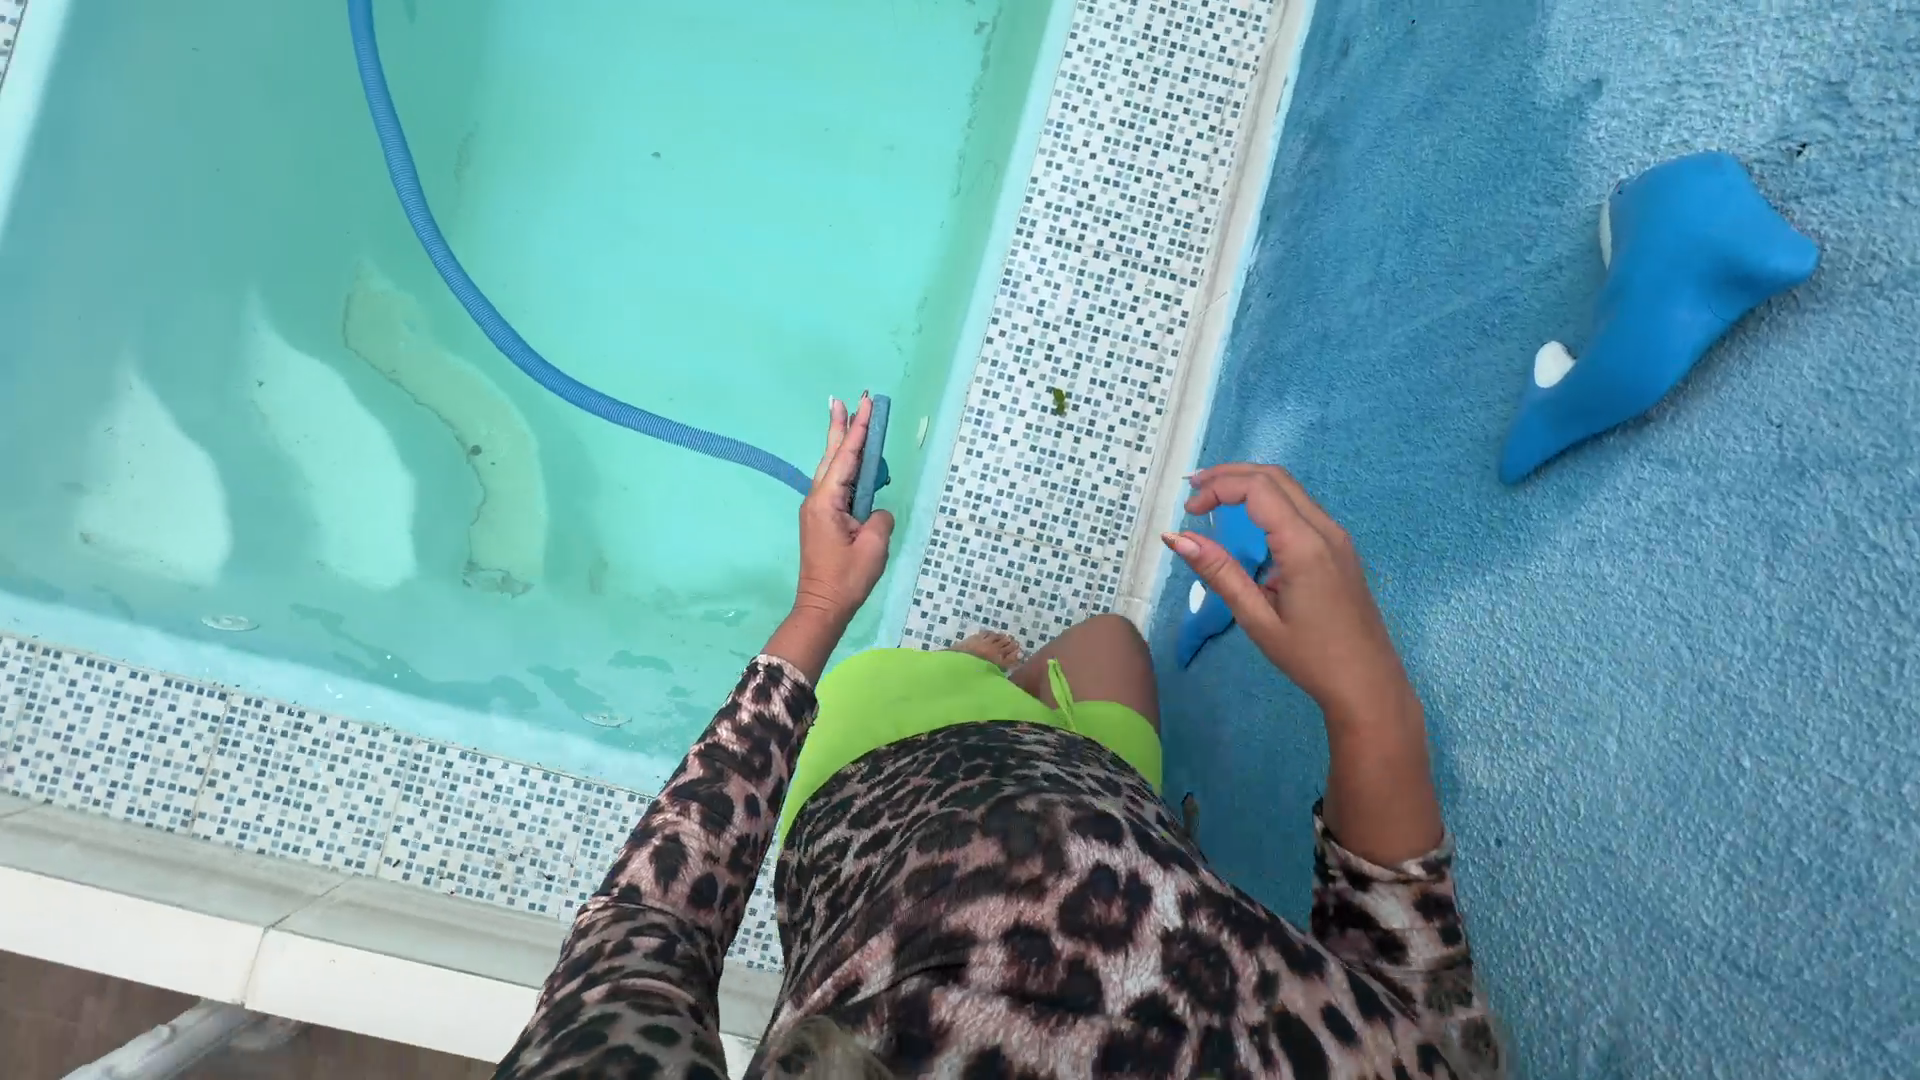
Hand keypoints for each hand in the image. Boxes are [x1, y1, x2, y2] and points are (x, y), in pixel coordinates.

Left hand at [793, 394, 894, 627]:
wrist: (823, 606)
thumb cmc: (847, 578)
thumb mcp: (873, 547)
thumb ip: (879, 518)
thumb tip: (875, 512)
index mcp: (826, 502)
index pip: (846, 458)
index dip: (859, 430)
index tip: (864, 404)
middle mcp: (817, 499)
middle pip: (832, 455)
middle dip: (842, 427)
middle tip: (846, 399)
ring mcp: (817, 510)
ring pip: (831, 468)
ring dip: (841, 443)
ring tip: (846, 416)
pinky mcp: (822, 520)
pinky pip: (834, 484)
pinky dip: (844, 466)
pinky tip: (850, 460)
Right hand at [1163, 464, 1414, 725]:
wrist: (1368, 684)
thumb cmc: (1310, 657)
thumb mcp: (1256, 617)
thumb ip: (1218, 572)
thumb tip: (1176, 537)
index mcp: (1305, 546)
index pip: (1258, 489)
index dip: (1218, 488)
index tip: (1189, 511)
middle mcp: (1325, 531)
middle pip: (1275, 477)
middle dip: (1230, 475)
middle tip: (1193, 489)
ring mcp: (1337, 537)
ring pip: (1290, 488)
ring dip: (1249, 484)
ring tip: (1211, 498)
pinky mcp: (1338, 548)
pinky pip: (1300, 507)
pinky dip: (1266, 500)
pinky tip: (1245, 519)